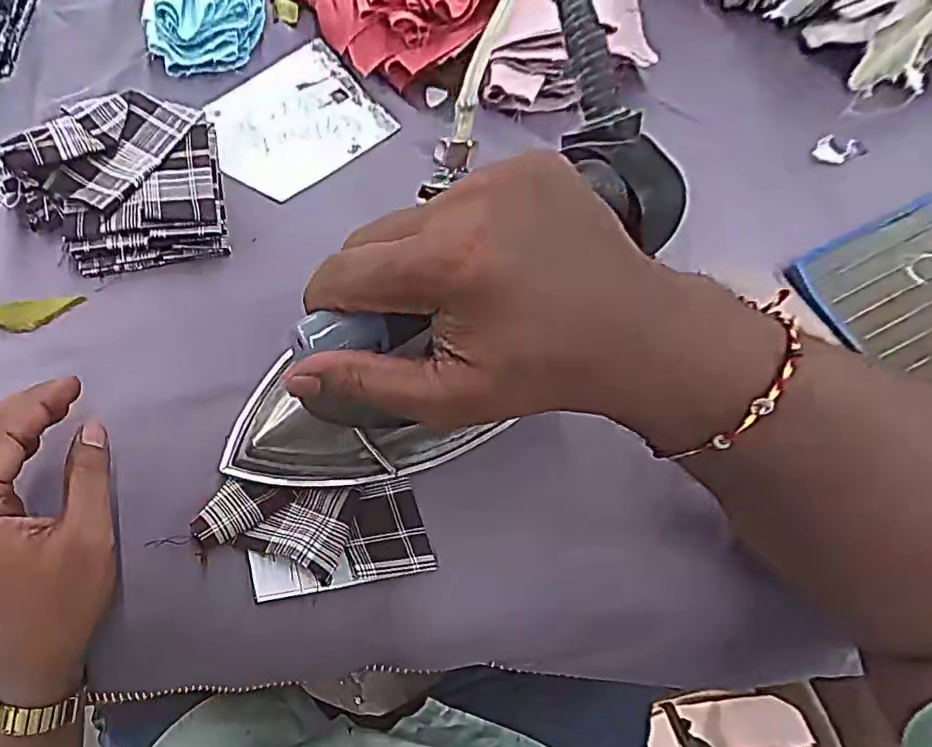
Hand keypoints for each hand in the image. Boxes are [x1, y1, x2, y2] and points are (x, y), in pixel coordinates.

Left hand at [0, 377, 114, 706]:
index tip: (75, 385)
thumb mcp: (88, 540)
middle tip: (71, 389)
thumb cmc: (63, 604)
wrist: (37, 654)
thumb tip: (91, 429)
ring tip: (61, 403)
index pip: (1, 435)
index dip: (37, 403)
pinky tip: (42, 434)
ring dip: (22, 420)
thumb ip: (89, 479)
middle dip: (28, 405)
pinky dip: (18, 443)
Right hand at [286, 152, 786, 454]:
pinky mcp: (524, 164)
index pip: (341, 272)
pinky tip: (485, 265)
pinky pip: (451, 198)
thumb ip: (365, 382)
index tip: (349, 334)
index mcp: (448, 261)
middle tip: (408, 322)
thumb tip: (298, 376)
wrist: (633, 333)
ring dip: (409, 259)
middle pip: (368, 240)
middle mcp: (468, 200)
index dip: (329, 309)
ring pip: (407, 218)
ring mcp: (500, 174)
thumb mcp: (446, 396)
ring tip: (453, 295)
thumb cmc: (541, 374)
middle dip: (369, 286)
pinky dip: (449, 233)